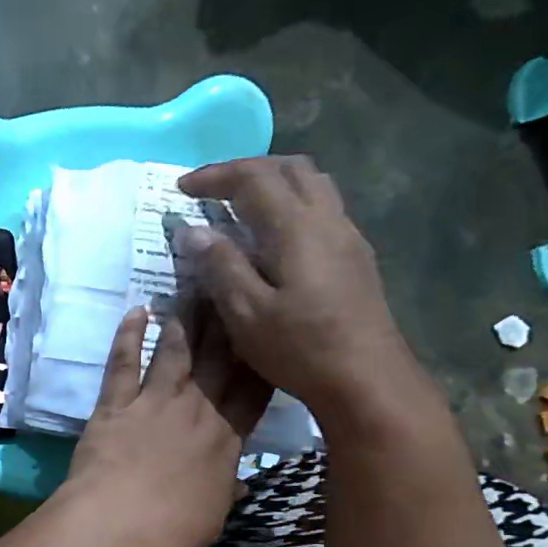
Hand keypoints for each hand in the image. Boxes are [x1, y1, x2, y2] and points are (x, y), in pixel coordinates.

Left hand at [50, 305, 270, 546]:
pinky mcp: (114, 404)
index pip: (255, 390)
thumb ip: (225, 486)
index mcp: (227, 440)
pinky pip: (124, 363)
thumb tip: (239, 480)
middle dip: (231, 322)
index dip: (264, 357)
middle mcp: (197, 411)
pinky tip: (137, 311)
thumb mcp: (214, 514)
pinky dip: (129, 336)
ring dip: (187, 318)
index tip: (272, 327)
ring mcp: (154, 404)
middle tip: (237, 286)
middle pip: (220, 359)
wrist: (116, 527)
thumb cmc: (170, 531)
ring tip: (196, 286)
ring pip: (176, 352)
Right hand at [174, 157, 425, 429]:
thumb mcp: (245, 312)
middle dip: (245, 170)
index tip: (181, 187)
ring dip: (272, 182)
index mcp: (296, 229)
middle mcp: (327, 220)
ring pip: (312, 184)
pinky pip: (320, 208)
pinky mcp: (354, 256)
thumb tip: (194, 230)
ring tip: (239, 204)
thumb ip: (220, 266)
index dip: (215, 176)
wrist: (366, 378)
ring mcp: (347, 236)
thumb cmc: (300, 348)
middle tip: (210, 189)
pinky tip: (270, 235)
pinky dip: (289, 203)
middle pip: (289, 168)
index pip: (253, 179)